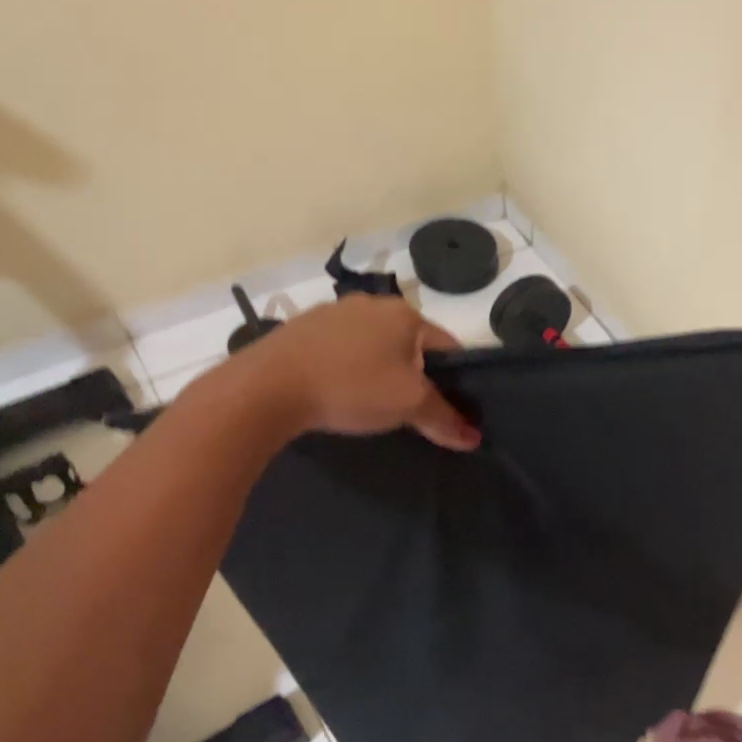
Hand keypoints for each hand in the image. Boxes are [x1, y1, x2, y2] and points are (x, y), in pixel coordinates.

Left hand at [232, 294, 480, 446]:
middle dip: (416, 374)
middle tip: (412, 410)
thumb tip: (474, 438)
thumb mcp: (409, 406)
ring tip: (372, 404)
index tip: (451, 407)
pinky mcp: (302, 328)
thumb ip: (445, 419)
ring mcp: (333, 312)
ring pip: (374, 346)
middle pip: (411, 344)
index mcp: (405, 314)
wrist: (267, 387)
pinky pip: (342, 349)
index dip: (456, 380)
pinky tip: (340, 393)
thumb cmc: (352, 387)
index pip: (448, 347)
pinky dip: (349, 369)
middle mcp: (372, 303)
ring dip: (380, 371)